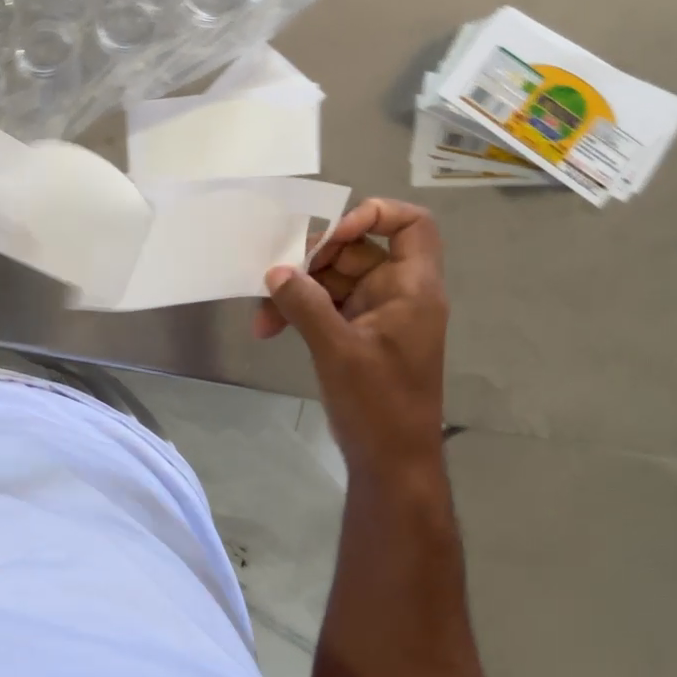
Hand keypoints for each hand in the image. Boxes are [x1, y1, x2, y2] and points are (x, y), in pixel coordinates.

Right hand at [255, 199, 447, 474]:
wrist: (391, 460)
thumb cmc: (378, 402)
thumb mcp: (337, 349)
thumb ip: (305, 304)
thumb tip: (276, 272)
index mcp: (412, 289)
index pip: (411, 225)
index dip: (371, 216)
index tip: (330, 237)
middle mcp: (398, 294)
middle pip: (358, 251)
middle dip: (312, 263)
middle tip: (278, 279)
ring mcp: (377, 315)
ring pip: (334, 280)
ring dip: (296, 291)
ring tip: (263, 317)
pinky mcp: (358, 335)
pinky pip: (326, 306)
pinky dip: (299, 311)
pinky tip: (270, 327)